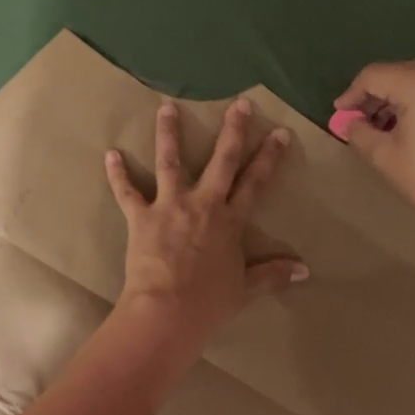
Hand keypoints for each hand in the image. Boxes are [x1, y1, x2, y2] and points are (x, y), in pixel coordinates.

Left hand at [105, 98, 306, 345]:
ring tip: (167, 108)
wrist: (167, 310)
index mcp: (231, 220)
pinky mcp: (141, 217)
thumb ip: (272, 274)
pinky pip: (126, 191)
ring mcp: (170, 206)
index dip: (269, 157)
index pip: (255, 182)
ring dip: (168, 134)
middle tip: (240, 104)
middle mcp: (203, 204)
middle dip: (233, 130)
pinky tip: (110, 154)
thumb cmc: (208, 303)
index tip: (279, 132)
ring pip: (170, 162)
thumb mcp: (245, 288)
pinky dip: (117, 174)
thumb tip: (304, 270)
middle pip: (222, 160)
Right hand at [332, 61, 414, 250]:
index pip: (375, 75)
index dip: (351, 94)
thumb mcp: (385, 157)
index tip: (340, 114)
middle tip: (361, 122)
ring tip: (387, 127)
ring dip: (400, 97)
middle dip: (377, 94)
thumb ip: (360, 132)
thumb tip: (351, 122)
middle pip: (402, 72)